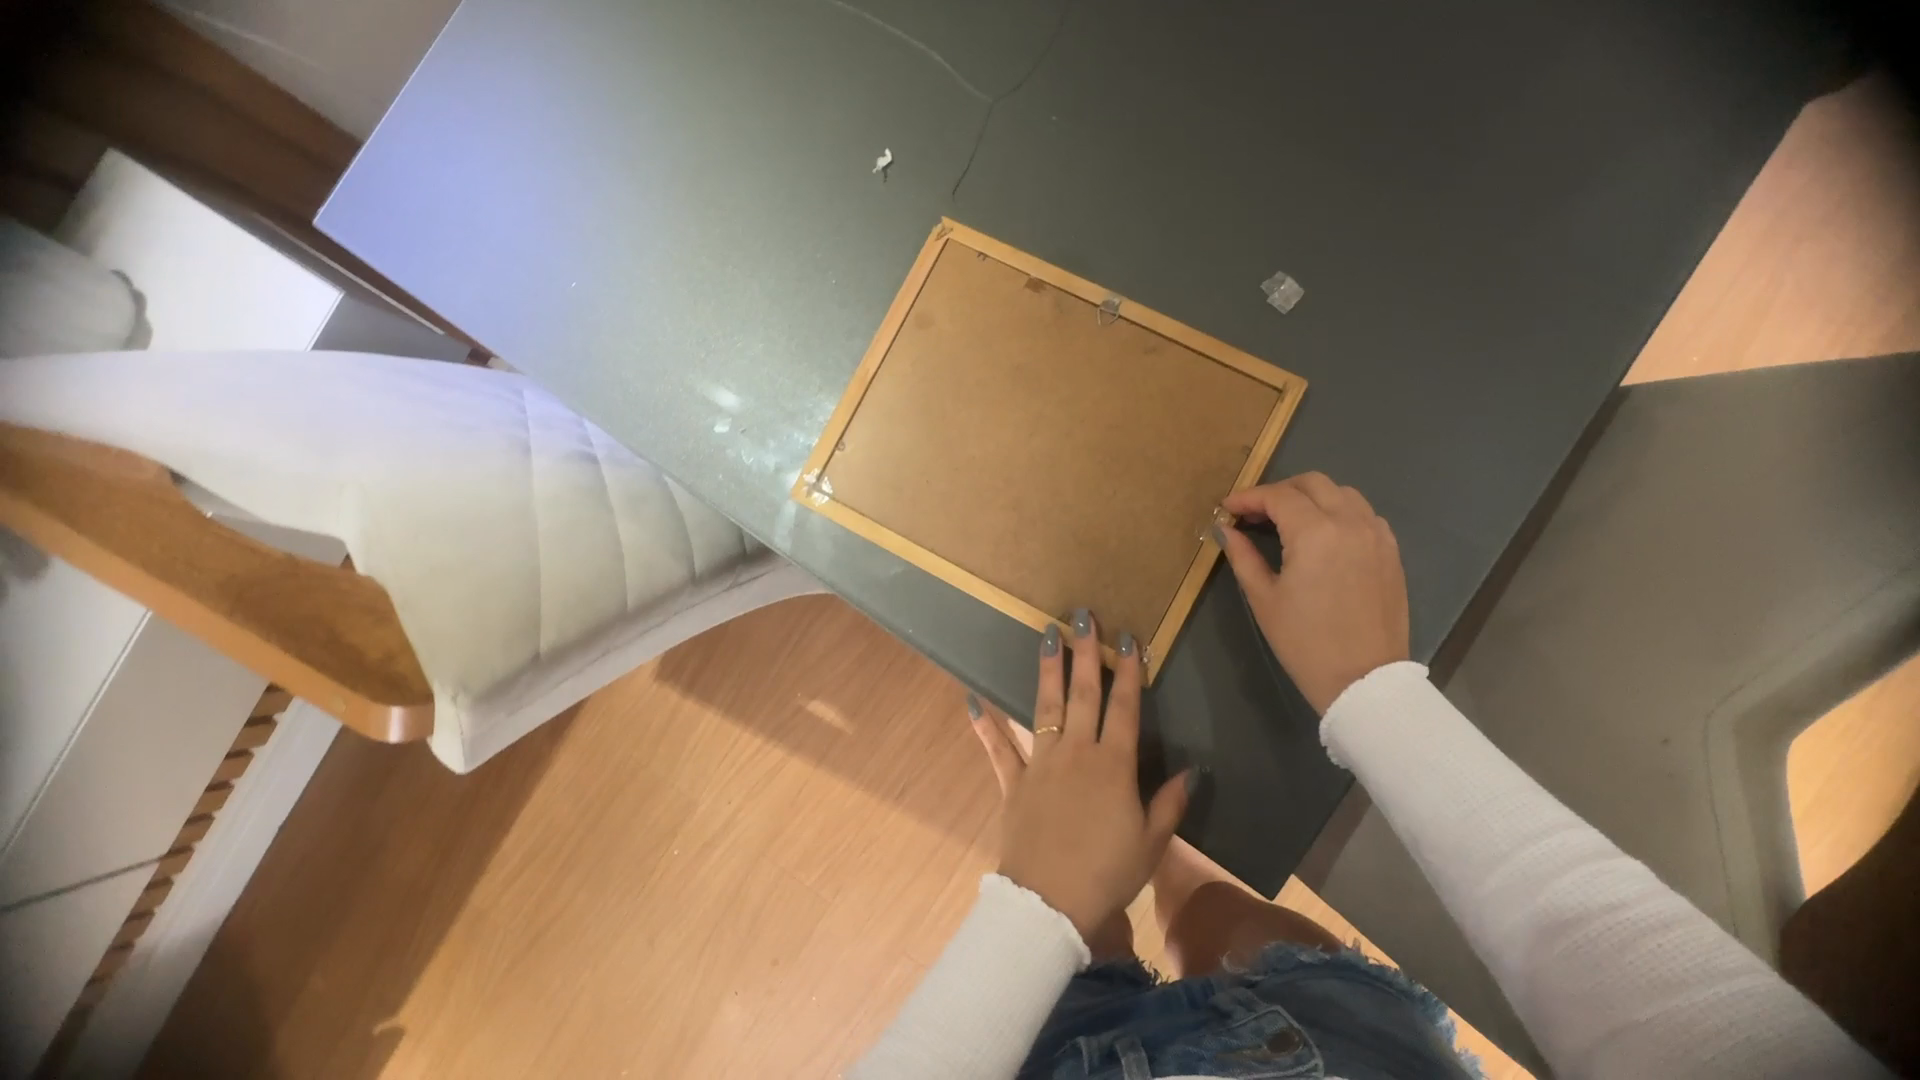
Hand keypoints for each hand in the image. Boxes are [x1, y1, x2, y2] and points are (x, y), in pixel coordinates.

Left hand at [969, 613, 1192, 943]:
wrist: (1051, 903)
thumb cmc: (1108, 873)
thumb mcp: (1151, 843)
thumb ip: (1170, 803)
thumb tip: (1192, 770)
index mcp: (1114, 765)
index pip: (1125, 707)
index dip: (1130, 671)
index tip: (1129, 637)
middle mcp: (1077, 753)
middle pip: (1084, 694)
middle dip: (1085, 652)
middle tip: (1082, 615)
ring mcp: (1041, 764)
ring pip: (1045, 708)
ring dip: (1046, 670)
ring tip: (1045, 634)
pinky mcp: (1013, 783)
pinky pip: (998, 749)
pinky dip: (986, 725)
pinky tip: (972, 700)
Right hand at [1217, 472, 1409, 714]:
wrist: (1363, 680)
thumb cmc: (1304, 642)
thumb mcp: (1263, 598)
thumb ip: (1243, 556)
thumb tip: (1226, 530)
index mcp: (1315, 533)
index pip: (1278, 496)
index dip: (1248, 498)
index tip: (1227, 509)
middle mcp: (1350, 522)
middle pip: (1312, 483)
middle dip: (1279, 492)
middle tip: (1254, 514)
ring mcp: (1376, 534)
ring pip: (1342, 493)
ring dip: (1311, 498)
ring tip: (1287, 521)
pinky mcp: (1390, 551)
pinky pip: (1363, 514)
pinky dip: (1338, 512)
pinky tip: (1322, 536)